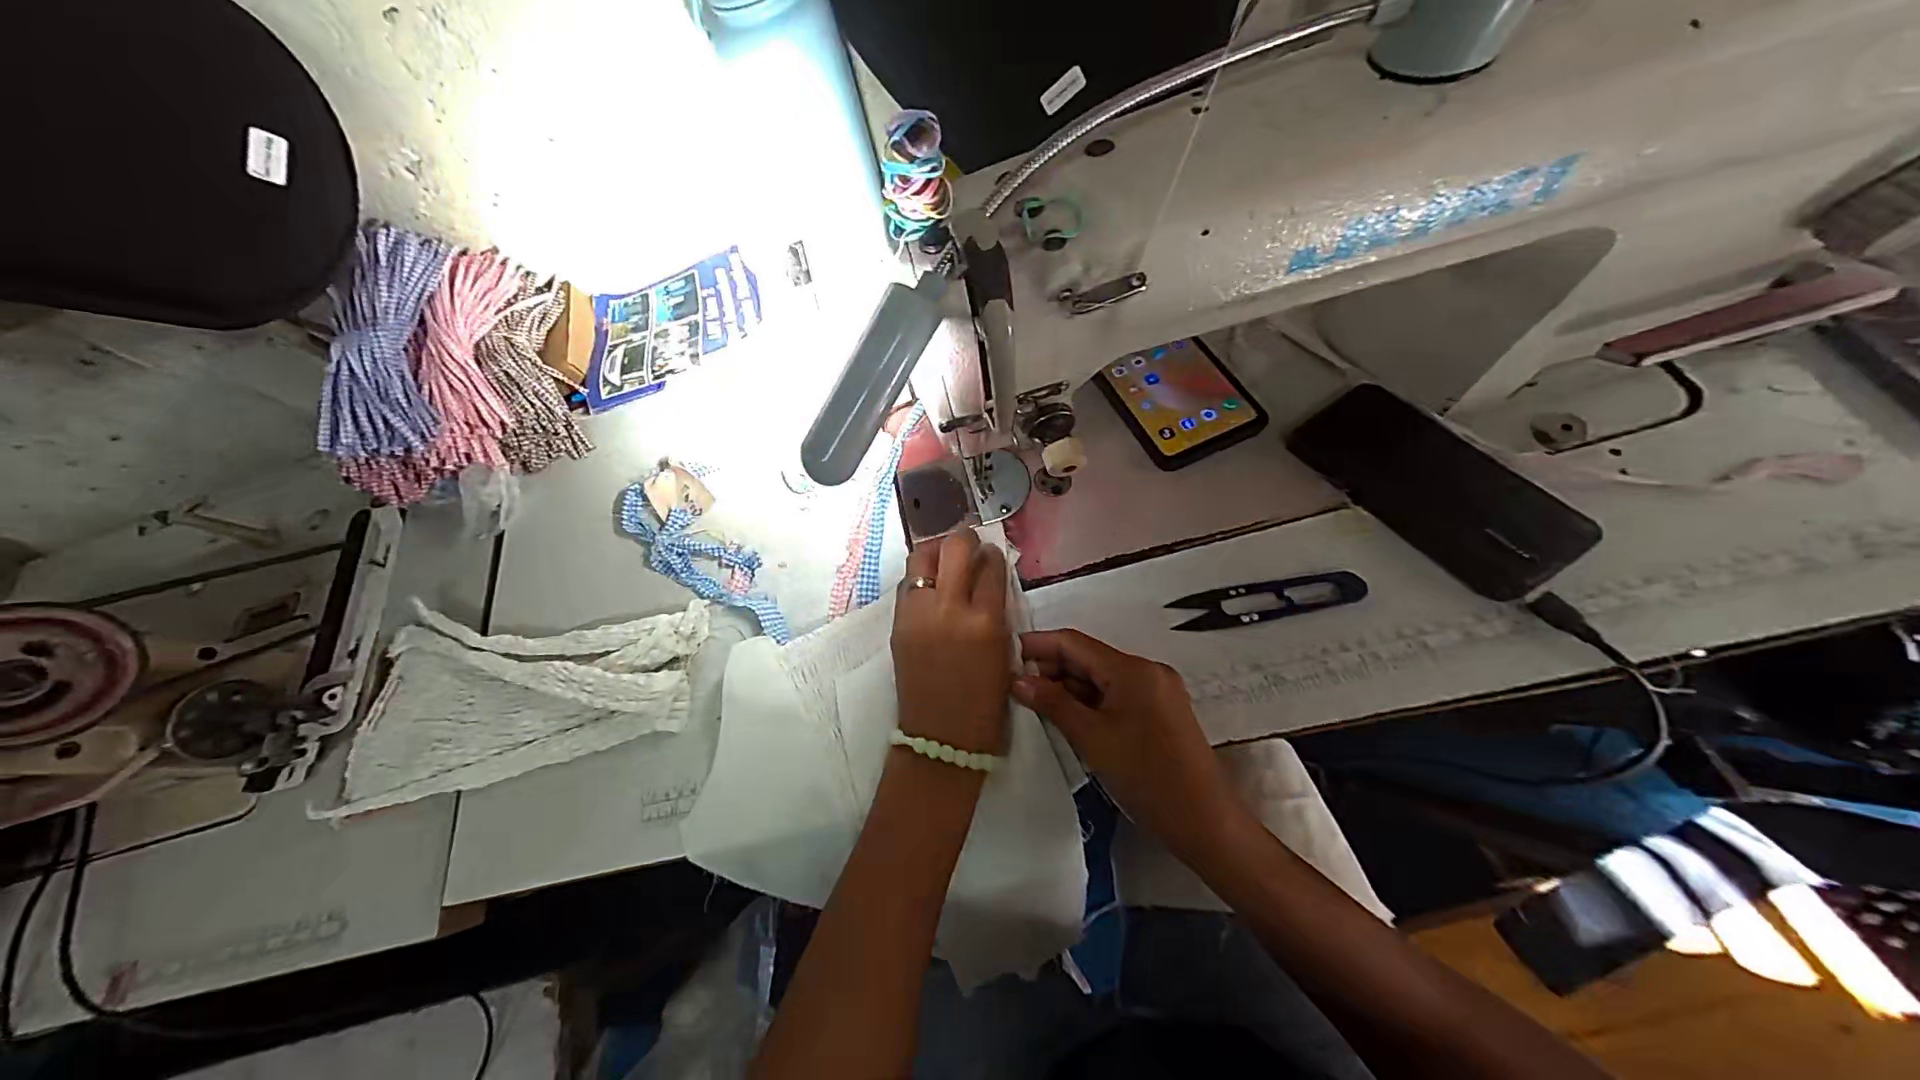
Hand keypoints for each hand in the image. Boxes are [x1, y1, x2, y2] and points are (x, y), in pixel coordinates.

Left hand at [890, 530, 1011, 755]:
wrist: (942, 736)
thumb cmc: (986, 701)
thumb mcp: (1003, 650)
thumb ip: (996, 610)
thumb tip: (989, 578)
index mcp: (986, 620)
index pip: (991, 566)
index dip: (993, 556)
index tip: (992, 557)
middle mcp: (950, 608)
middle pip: (955, 547)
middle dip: (965, 539)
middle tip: (969, 545)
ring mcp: (918, 614)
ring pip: (922, 558)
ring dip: (937, 553)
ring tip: (945, 561)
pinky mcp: (898, 624)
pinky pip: (908, 585)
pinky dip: (920, 580)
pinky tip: (930, 589)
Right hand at [1013, 631, 1242, 853]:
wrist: (1205, 821)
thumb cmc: (1146, 776)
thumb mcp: (1092, 739)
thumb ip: (1053, 703)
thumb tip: (1018, 680)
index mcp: (1132, 669)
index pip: (1074, 642)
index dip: (1037, 645)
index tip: (1003, 655)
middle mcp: (1147, 671)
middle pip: (1088, 658)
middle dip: (1050, 670)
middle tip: (1014, 689)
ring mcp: (1157, 692)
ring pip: (1102, 679)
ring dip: (1069, 689)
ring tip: (1035, 707)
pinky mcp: (1160, 713)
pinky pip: (1117, 696)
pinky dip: (1090, 703)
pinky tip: (1067, 720)